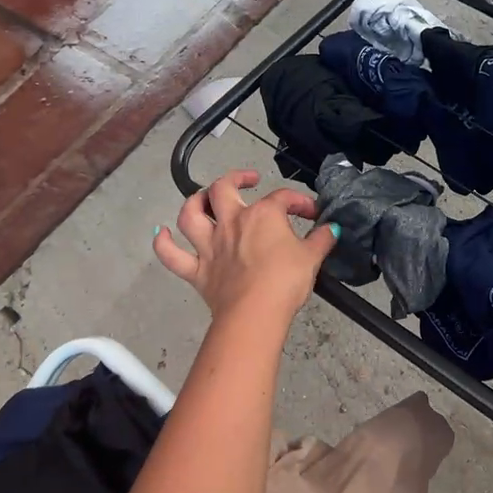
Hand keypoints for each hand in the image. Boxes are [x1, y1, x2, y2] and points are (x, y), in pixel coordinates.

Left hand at [154, 169, 337, 321]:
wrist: (254, 314)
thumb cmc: (286, 280)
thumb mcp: (313, 256)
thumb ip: (322, 238)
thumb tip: (332, 229)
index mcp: (263, 214)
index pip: (283, 198)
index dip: (300, 202)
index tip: (313, 214)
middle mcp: (232, 222)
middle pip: (223, 189)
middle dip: (236, 178)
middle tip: (250, 180)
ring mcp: (209, 246)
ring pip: (190, 214)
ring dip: (194, 202)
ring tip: (203, 198)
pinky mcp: (196, 271)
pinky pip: (172, 255)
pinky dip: (162, 243)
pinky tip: (161, 233)